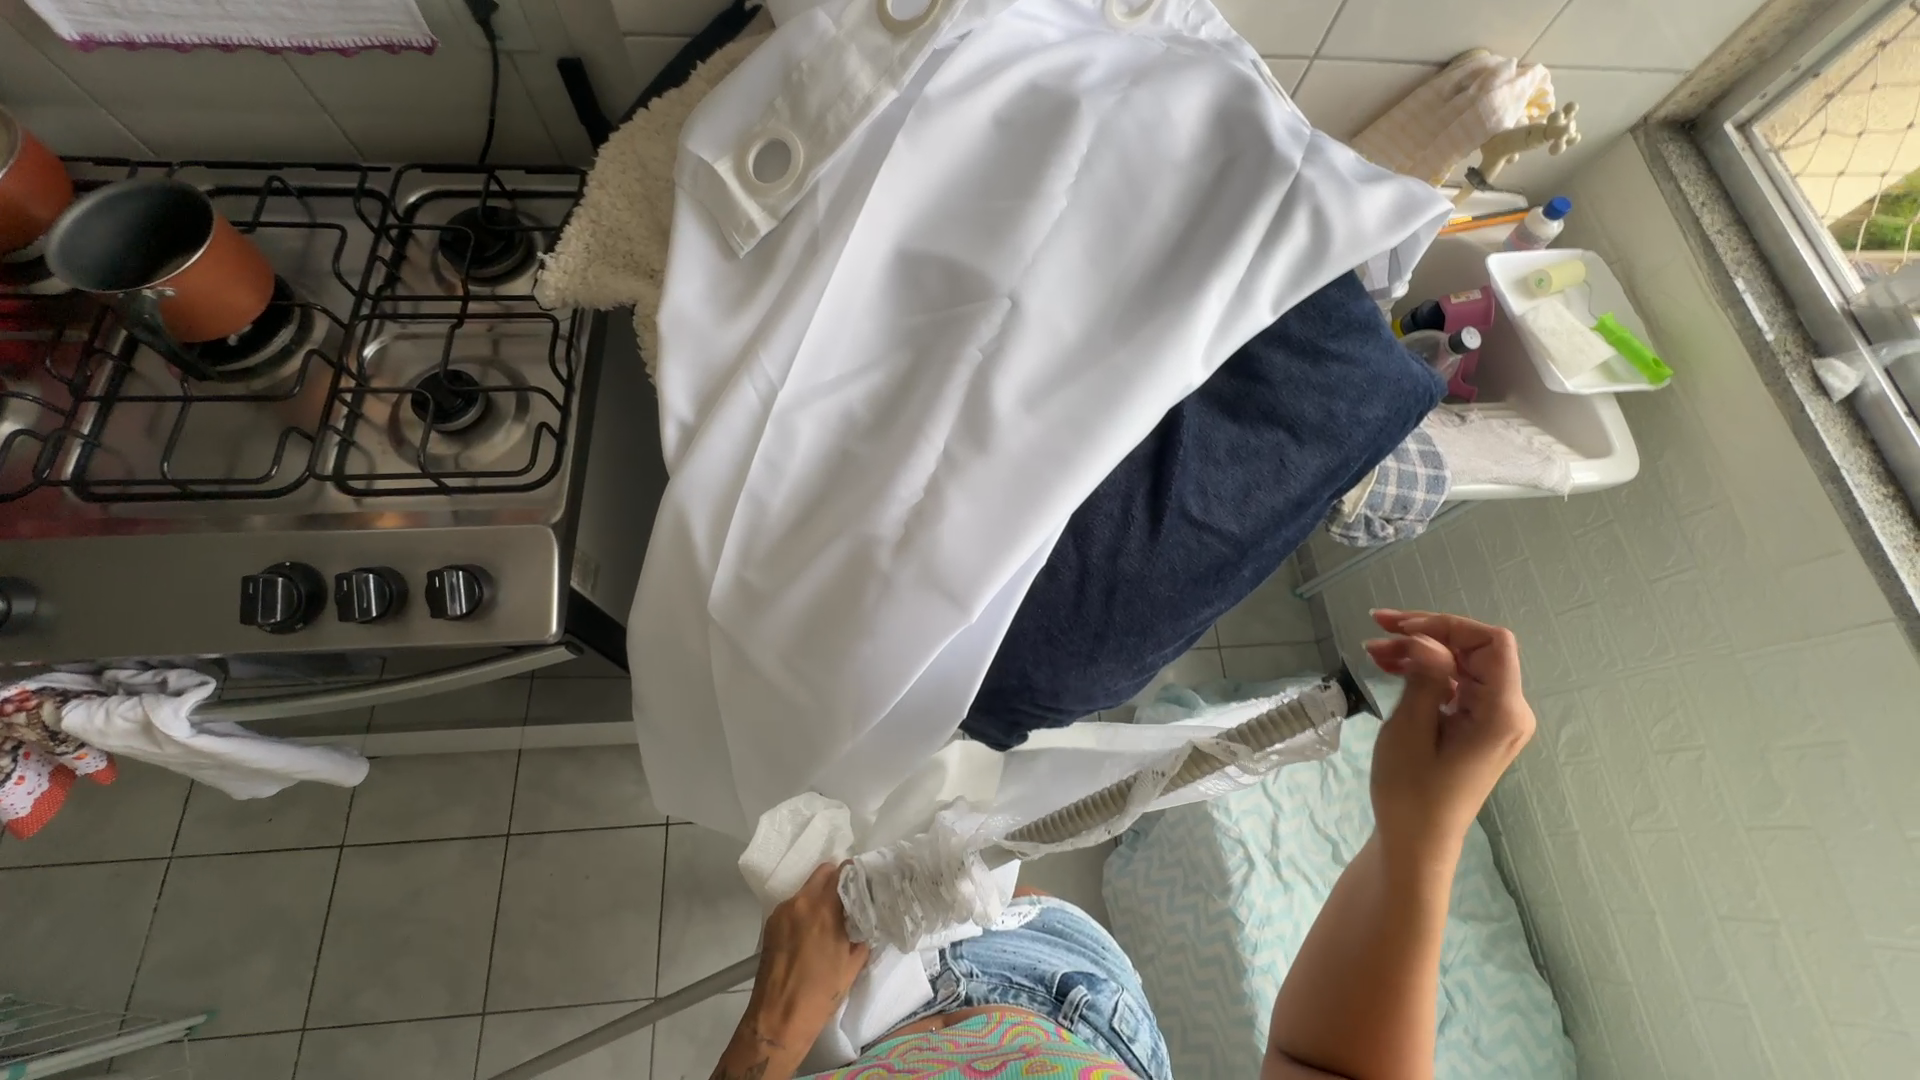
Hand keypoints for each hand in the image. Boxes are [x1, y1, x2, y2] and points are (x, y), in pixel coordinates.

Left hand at [744, 862, 870, 1050]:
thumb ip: (862, 931)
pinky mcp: (771, 923)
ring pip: (807, 888)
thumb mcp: (853, 963)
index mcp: (824, 909)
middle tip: (848, 901)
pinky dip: (805, 910)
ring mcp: (783, 911)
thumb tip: (866, 917)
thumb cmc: (820, 994)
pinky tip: (810, 933)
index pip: (844, 871)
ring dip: (820, 896)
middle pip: (823, 872)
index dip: (857, 875)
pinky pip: (794, 905)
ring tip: (829, 920)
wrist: (777, 1019)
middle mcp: (801, 902)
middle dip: (838, 881)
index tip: (864, 887)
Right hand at [1363, 610, 1535, 867]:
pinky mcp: (1476, 727)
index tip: (1401, 629)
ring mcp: (1494, 720)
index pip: (1491, 643)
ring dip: (1418, 650)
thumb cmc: (1411, 790)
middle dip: (1425, 634)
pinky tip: (1390, 668)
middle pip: (1474, 650)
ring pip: (1461, 664)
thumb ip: (1426, 678)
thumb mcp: (1410, 729)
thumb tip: (1428, 638)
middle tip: (1375, 632)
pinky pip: (1455, 684)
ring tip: (1373, 651)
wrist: (1416, 840)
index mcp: (1501, 712)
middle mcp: (1508, 711)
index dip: (1447, 626)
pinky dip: (1424, 671)